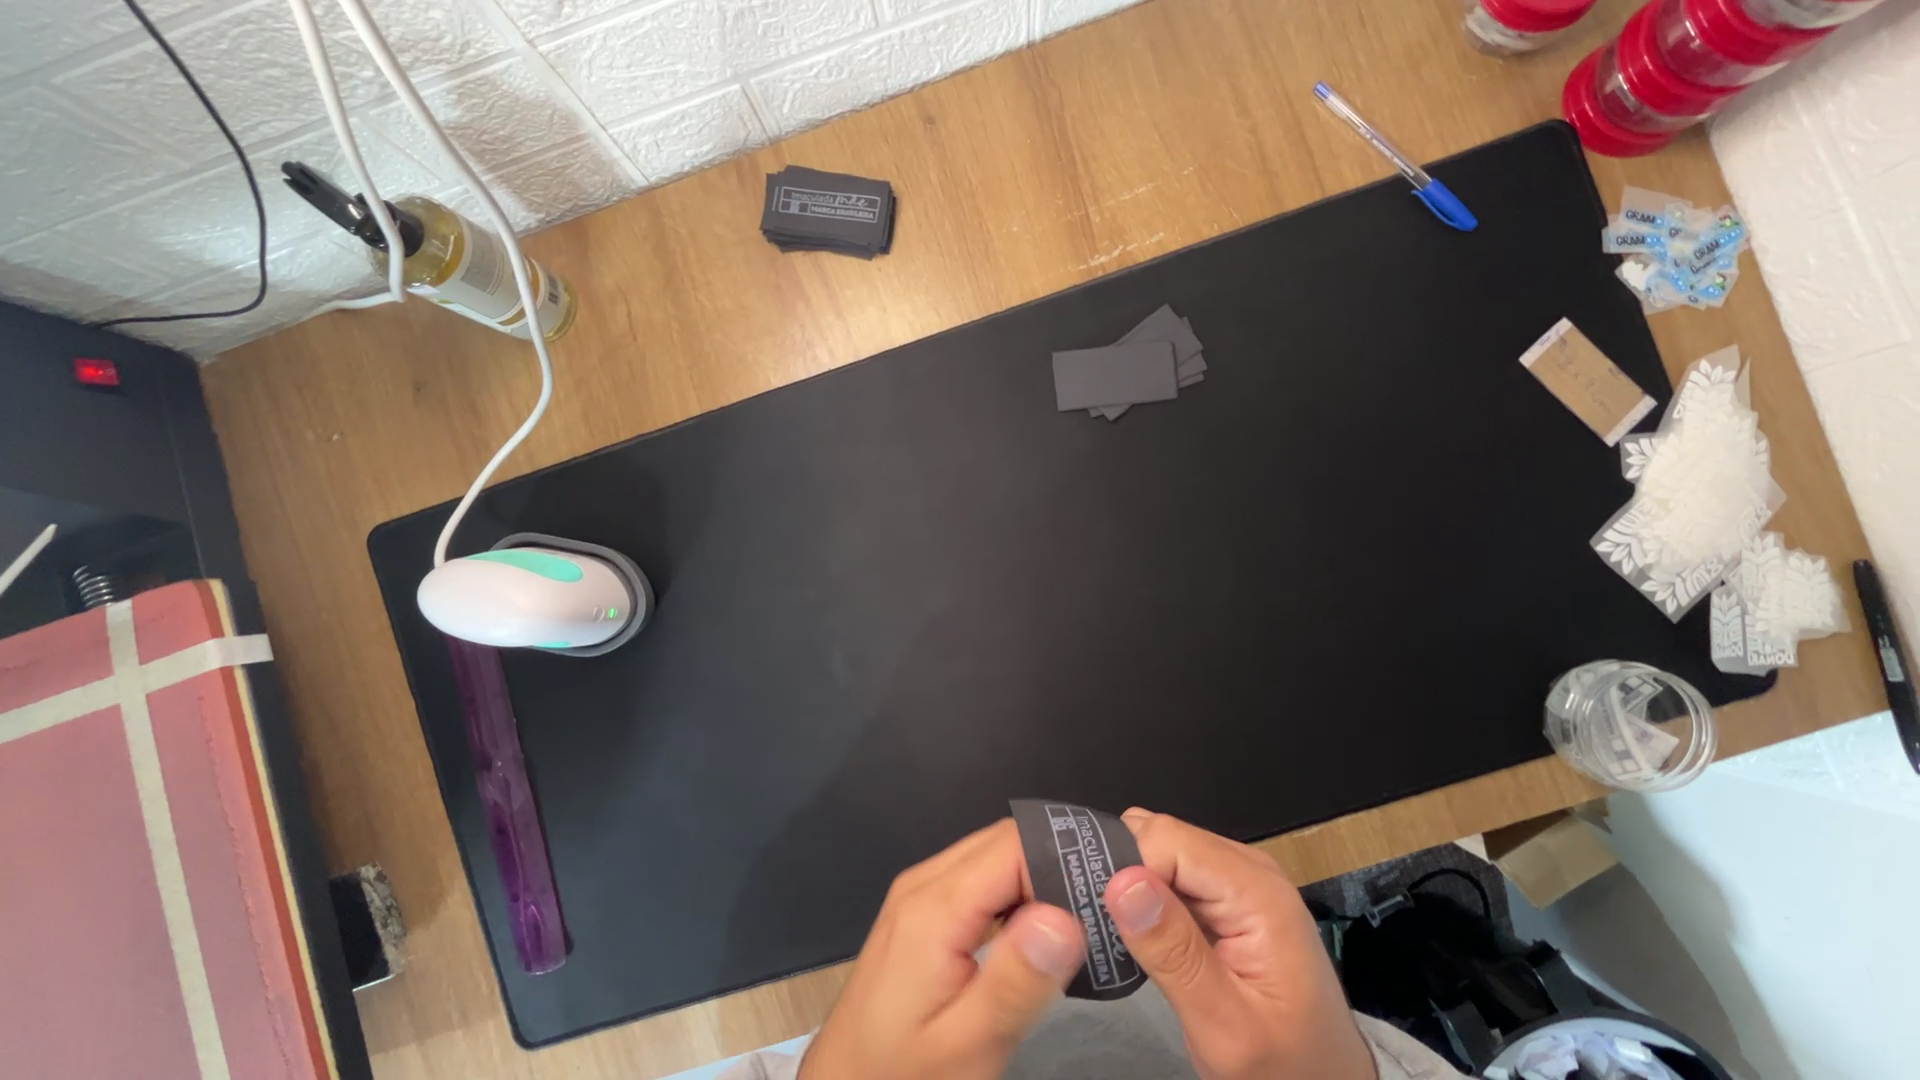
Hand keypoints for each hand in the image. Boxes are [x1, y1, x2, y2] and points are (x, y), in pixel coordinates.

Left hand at [799, 819, 1086, 1079]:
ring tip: (1084, 917)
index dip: (1065, 860)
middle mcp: (924, 882)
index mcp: (935, 905)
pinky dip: (1017, 890)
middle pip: (1005, 841)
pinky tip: (1041, 928)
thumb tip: (1066, 916)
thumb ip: (1016, 980)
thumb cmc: (905, 1073)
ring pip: (994, 854)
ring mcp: (920, 893)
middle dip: (1058, 863)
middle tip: (1107, 907)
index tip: (1109, 895)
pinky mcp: (923, 911)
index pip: (1015, 844)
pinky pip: (979, 878)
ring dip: (1039, 876)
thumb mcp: (968, 1042)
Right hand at [1107, 809, 1375, 1079]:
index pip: (1166, 838)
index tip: (1102, 915)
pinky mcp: (1228, 897)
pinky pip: (1173, 874)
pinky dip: (1148, 898)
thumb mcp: (1225, 1027)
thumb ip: (1174, 953)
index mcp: (1256, 891)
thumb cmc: (1283, 1065)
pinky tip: (1142, 935)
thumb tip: (1121, 881)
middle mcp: (1249, 869)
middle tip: (1106, 929)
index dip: (1126, 868)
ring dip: (1134, 887)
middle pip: (1163, 837)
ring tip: (1121, 936)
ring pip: (1162, 852)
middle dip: (1125, 872)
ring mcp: (1240, 880)